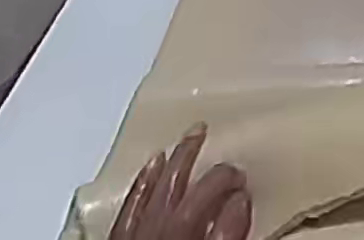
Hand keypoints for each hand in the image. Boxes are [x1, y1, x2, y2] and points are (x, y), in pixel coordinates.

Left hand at [109, 123, 251, 239]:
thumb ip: (229, 232)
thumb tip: (243, 203)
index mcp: (196, 235)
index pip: (231, 211)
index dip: (241, 199)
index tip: (247, 194)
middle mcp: (167, 229)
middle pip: (198, 192)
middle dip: (219, 175)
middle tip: (234, 168)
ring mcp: (139, 231)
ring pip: (163, 187)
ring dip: (181, 159)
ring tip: (194, 134)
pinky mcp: (117, 235)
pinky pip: (130, 205)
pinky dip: (143, 181)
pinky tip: (153, 160)